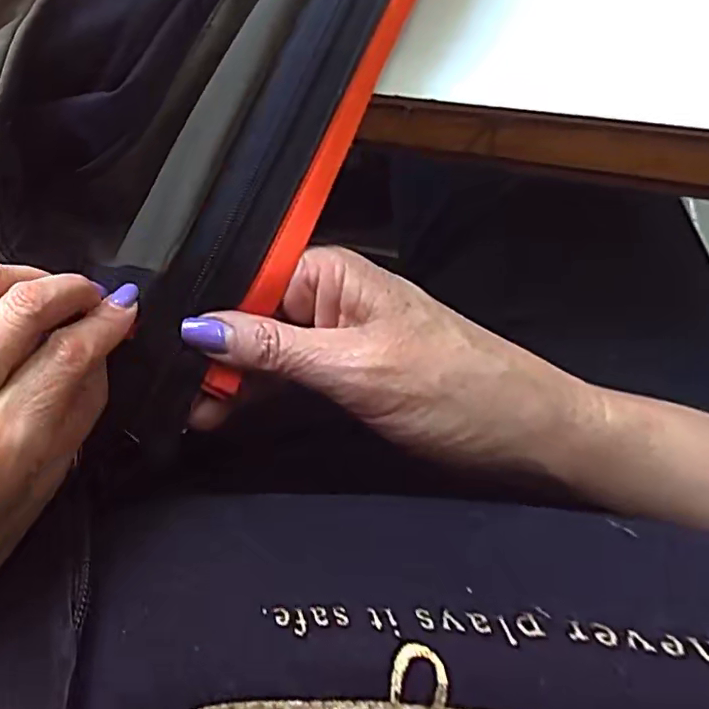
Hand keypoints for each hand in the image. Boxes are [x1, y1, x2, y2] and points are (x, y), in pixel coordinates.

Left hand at [0, 263, 137, 697]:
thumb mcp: (52, 476)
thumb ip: (84, 399)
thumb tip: (107, 338)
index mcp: (0, 443)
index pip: (68, 353)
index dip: (108, 320)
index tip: (126, 308)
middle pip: (26, 306)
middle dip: (74, 288)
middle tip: (95, 295)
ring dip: (33, 275)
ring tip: (55, 292)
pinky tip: (6, 293)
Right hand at [184, 246, 601, 473]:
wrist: (533, 436)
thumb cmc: (457, 388)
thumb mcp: (355, 368)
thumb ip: (274, 349)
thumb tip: (199, 328)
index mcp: (328, 272)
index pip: (247, 282)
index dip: (210, 318)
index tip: (175, 355)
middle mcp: (325, 294)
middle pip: (249, 317)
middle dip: (215, 355)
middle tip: (180, 396)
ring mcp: (332, 333)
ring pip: (262, 349)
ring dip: (232, 379)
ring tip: (194, 411)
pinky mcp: (341, 367)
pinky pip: (285, 373)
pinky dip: (258, 392)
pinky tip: (225, 409)